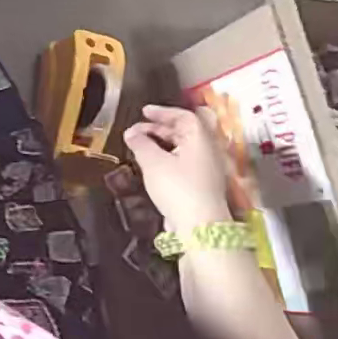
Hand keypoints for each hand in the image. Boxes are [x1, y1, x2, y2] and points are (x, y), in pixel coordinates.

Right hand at [124, 104, 232, 232]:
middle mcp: (206, 151)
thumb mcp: (153, 163)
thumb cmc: (177, 188)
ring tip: (139, 147)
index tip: (144, 111)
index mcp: (200, 140)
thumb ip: (141, 144)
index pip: (184, 116)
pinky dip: (166, 157)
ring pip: (182, 148)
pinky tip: (151, 165)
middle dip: (158, 128)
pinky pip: (182, 162)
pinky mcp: (200, 184)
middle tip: (136, 130)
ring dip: (161, 144)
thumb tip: (131, 133)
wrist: (198, 226)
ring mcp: (205, 169)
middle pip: (184, 131)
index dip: (163, 112)